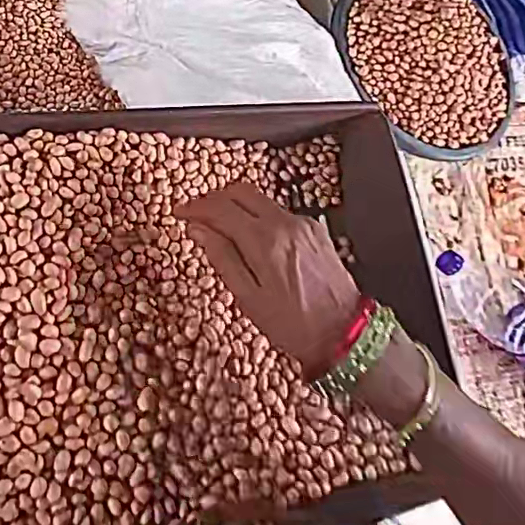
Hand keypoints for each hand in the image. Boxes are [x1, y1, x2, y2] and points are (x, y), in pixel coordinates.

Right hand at [178, 183, 360, 378]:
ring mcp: (303, 224)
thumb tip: (198, 229)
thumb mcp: (248, 298)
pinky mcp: (315, 230)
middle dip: (214, 199)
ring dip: (236, 206)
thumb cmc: (293, 324)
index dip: (195, 207)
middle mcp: (285, 224)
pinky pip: (279, 213)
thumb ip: (222, 257)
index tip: (179, 213)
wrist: (344, 332)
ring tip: (221, 229)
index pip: (220, 208)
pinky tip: (252, 240)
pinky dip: (259, 218)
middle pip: (241, 191)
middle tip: (197, 215)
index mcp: (264, 241)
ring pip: (261, 200)